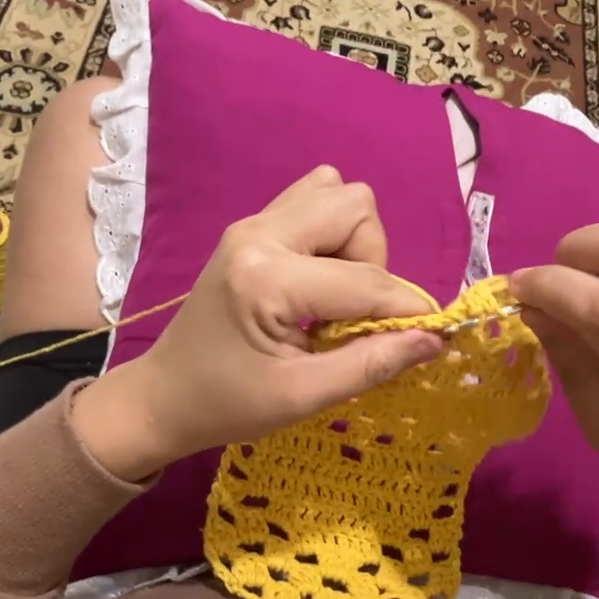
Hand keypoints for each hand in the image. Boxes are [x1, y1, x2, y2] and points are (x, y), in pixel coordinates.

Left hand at [75, 167, 443, 479]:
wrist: (164, 396)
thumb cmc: (227, 404)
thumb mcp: (301, 396)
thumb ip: (370, 363)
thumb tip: (434, 338)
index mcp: (266, 278)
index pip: (364, 280)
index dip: (407, 309)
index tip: (428, 337)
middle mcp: (258, 233)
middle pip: (355, 205)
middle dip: (374, 261)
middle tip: (354, 315)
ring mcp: (251, 224)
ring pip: (336, 194)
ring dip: (354, 242)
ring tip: (336, 295)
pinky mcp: (251, 229)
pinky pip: (311, 202)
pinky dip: (332, 235)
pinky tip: (320, 280)